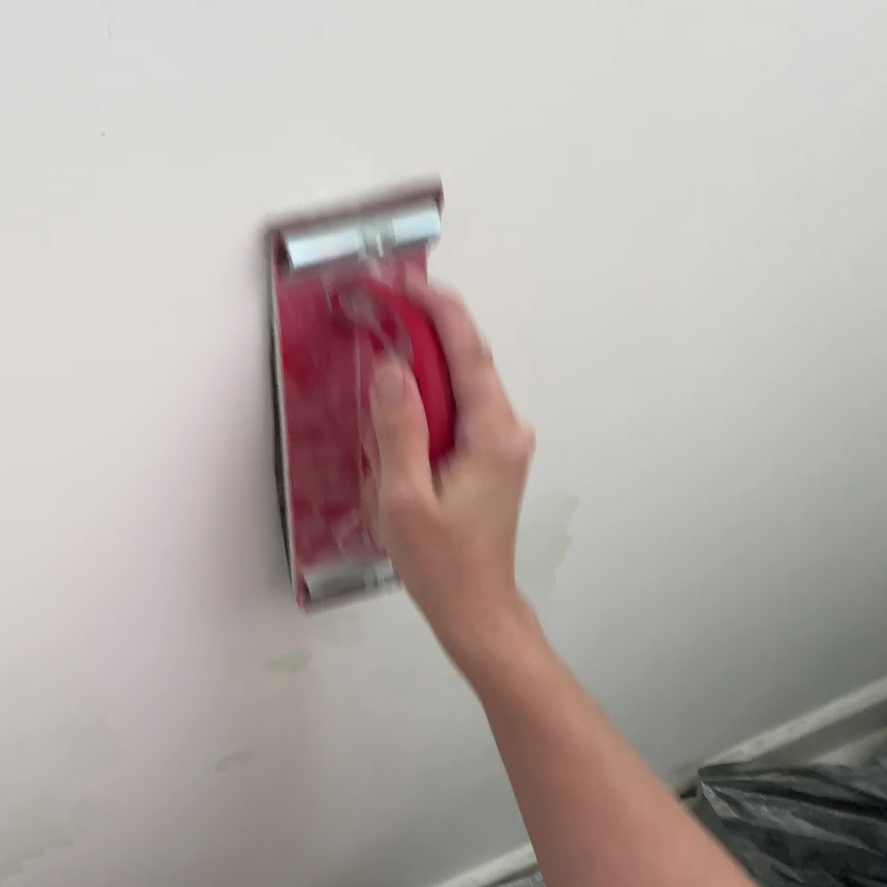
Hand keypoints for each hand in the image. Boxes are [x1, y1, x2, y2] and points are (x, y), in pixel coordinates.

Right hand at [370, 277, 536, 647]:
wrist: (475, 604)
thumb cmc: (440, 560)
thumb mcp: (404, 497)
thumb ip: (398, 430)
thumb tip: (390, 369)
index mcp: (493, 433)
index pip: (467, 353)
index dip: (437, 310)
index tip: (405, 282)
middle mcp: (506, 428)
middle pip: (463, 362)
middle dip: (423, 329)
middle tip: (380, 305)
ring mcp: (500, 442)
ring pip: (457, 386)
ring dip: (419, 365)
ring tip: (380, 346)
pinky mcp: (486, 456)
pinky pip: (453, 411)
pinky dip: (424, 396)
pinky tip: (395, 405)